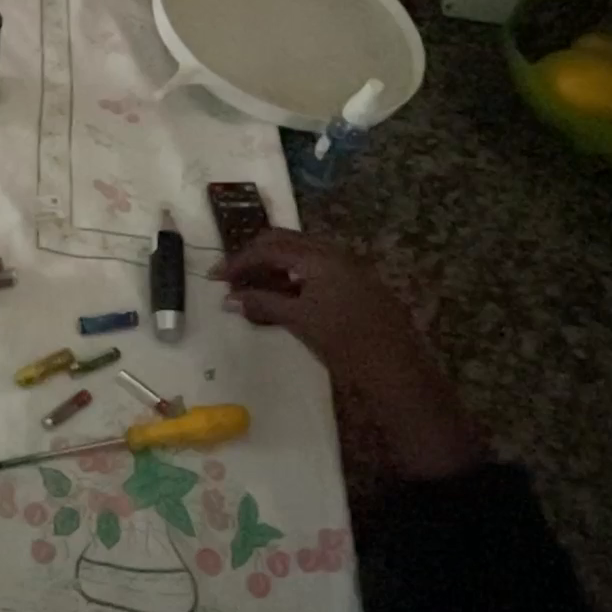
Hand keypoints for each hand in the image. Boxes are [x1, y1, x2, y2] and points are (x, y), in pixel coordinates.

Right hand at [214, 228, 485, 478]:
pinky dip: (290, 276)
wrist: (396, 369)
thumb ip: (261, 302)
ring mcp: (346, 266)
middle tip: (232, 277)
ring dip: (271, 266)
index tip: (215, 278)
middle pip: (283, 242)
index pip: (268, 249)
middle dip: (253, 256)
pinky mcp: (353, 282)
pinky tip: (280, 296)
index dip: (238, 261)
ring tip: (251, 288)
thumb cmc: (345, 342)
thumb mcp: (298, 320)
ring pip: (299, 254)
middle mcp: (334, 253)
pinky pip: (313, 268)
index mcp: (319, 257)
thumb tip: (228, 298)